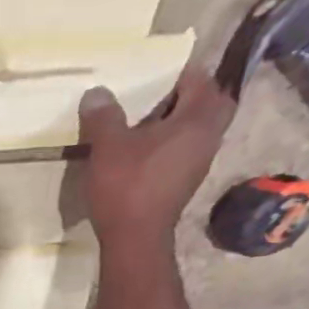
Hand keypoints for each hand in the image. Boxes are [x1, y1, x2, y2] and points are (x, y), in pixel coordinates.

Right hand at [78, 65, 235, 252]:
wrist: (134, 237)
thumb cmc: (126, 185)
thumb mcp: (107, 146)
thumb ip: (104, 115)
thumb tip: (97, 92)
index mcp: (197, 121)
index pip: (201, 81)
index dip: (182, 72)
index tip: (156, 71)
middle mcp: (208, 138)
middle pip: (211, 104)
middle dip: (190, 95)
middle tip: (160, 93)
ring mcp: (200, 162)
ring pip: (199, 128)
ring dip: (179, 119)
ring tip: (146, 119)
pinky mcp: (186, 181)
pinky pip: (187, 148)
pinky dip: (172, 141)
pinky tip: (144, 148)